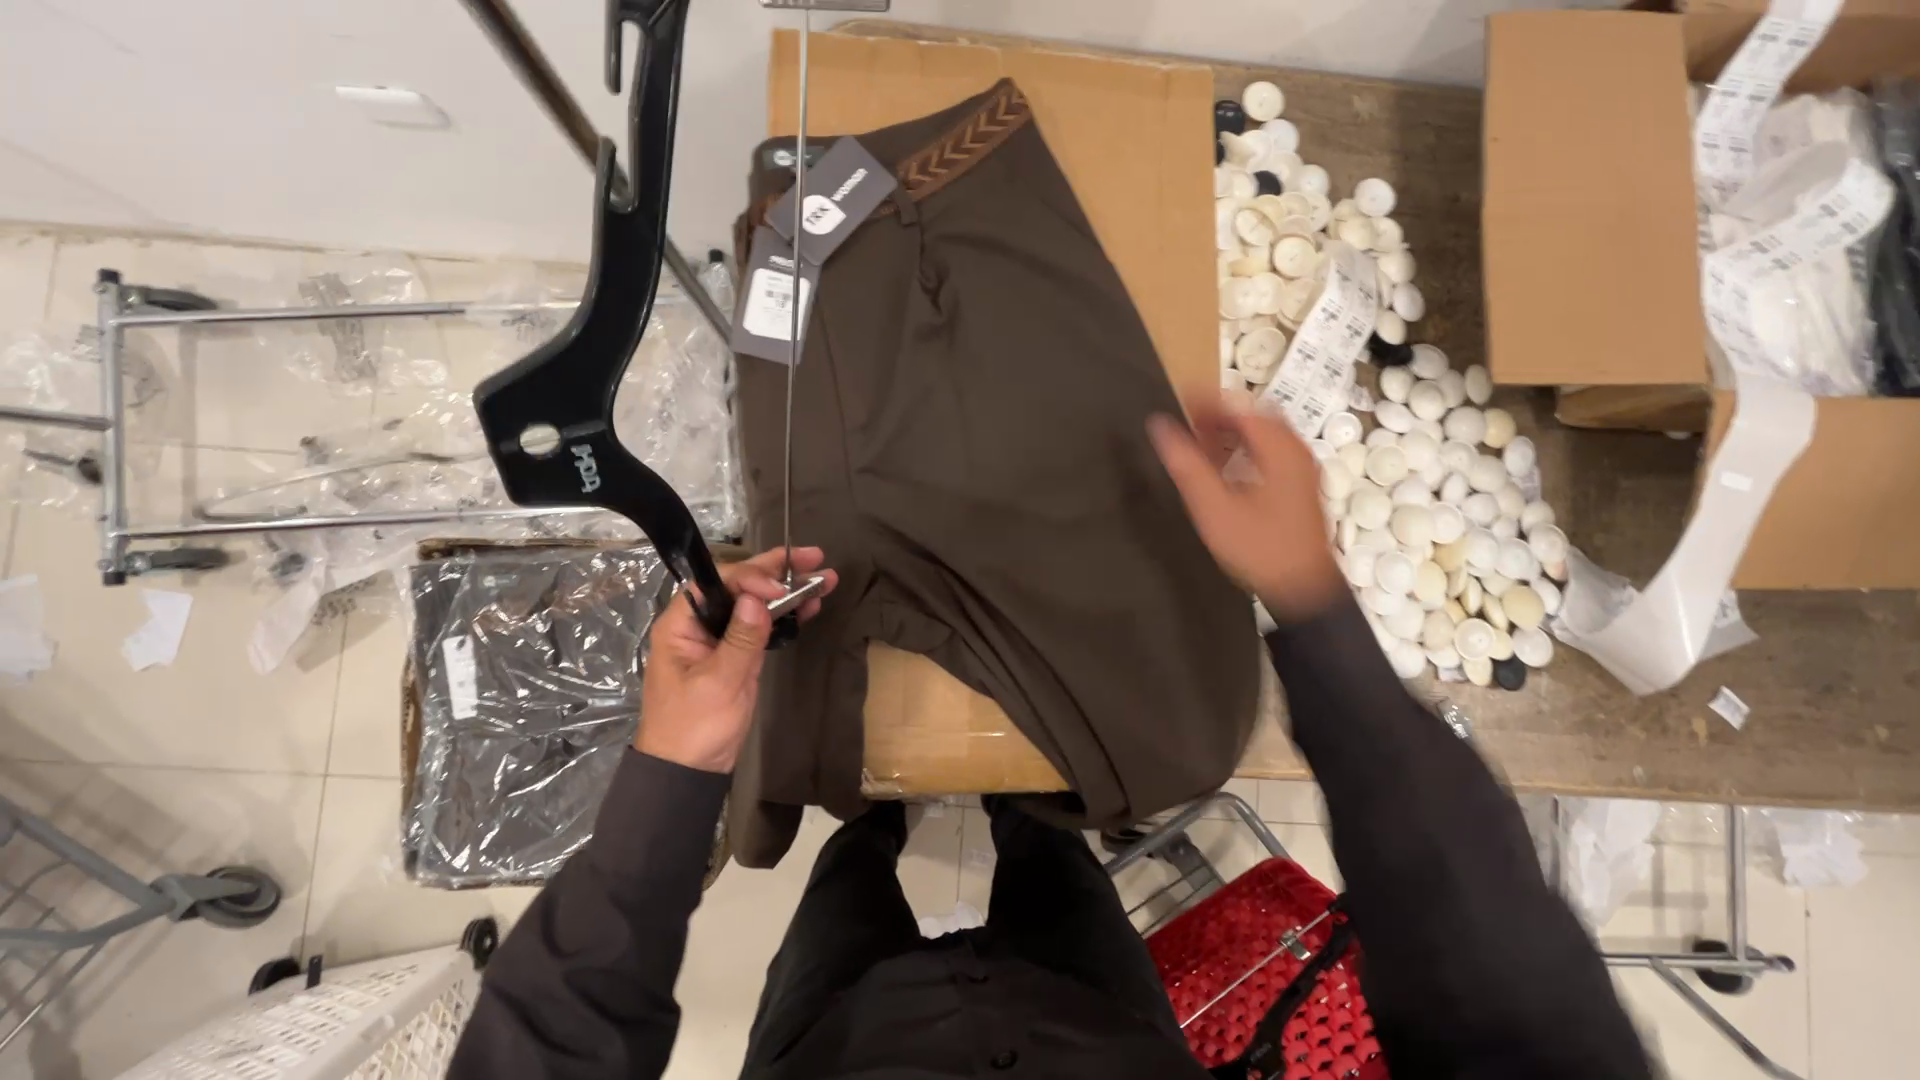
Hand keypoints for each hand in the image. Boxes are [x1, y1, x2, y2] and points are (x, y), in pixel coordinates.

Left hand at [637, 547, 838, 773]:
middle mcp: (700, 624)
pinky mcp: (739, 656)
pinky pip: (762, 626)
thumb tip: (756, 599)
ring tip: (824, 578)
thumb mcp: (718, 683)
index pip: (718, 584)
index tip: (780, 590)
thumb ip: (740, 639)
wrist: (688, 772)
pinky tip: (810, 606)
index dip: (751, 578)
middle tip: (815, 557)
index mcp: (681, 624)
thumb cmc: (694, 727)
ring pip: (755, 604)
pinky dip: (786, 616)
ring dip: (788, 590)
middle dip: (776, 570)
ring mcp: (721, 639)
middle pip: (739, 585)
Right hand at [1148, 393, 1343, 623]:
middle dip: (1220, 415)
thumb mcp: (1214, 508)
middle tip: (1188, 424)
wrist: (1304, 589)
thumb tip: (1160, 427)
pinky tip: (1227, 468)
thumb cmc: (1258, 548)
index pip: (1240, 406)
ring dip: (1233, 432)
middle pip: (1256, 416)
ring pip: (1266, 434)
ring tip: (1201, 444)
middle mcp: (1297, 451)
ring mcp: (1303, 469)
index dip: (1207, 400)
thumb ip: (1186, 465)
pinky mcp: (1302, 486)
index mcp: (1279, 449)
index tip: (1179, 402)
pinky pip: (1273, 451)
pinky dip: (1247, 448)